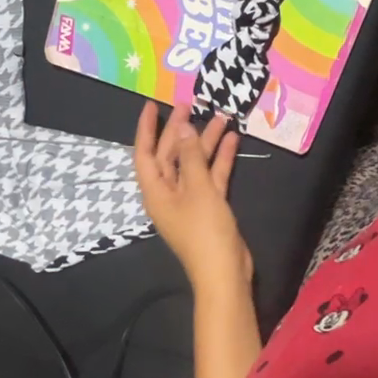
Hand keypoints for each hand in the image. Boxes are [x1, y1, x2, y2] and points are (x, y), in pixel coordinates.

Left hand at [133, 103, 251, 291]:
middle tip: (191, 105)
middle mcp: (169, 193)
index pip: (145, 153)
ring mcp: (190, 200)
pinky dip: (221, 160)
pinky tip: (233, 140)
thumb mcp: (197, 189)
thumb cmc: (204, 230)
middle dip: (181, 131)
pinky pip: (212, 176)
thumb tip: (182, 130)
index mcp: (156, 190)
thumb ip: (191, 156)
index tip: (153, 105)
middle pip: (171, 155)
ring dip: (206, 142)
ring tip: (222, 117)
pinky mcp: (210, 206)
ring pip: (195, 164)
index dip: (147, 128)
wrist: (224, 272)